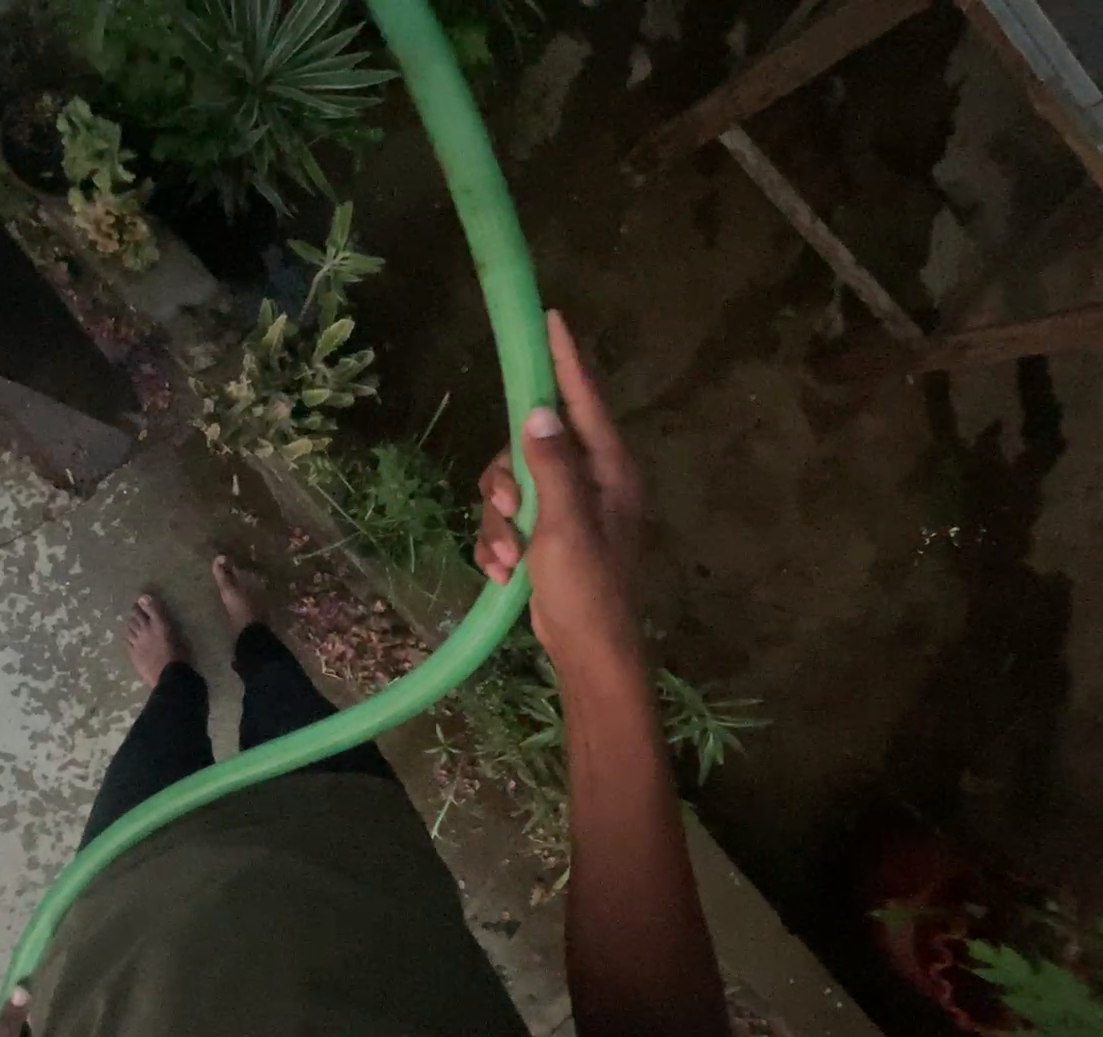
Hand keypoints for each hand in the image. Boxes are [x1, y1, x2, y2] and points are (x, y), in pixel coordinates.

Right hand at [475, 311, 641, 667]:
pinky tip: (502, 573)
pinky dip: (496, 545)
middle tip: (508, 514)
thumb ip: (551, 466)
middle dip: (504, 483)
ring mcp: (561, 509)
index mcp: (606, 470)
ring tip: (507, 560)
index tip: (550, 320)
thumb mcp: (566, 525)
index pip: (582, 401)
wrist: (585, 650)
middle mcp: (585, 481)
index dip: (564, 361)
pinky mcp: (541, 536)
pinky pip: (503, 521)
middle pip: (525, 447)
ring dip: (497, 525)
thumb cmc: (589, 588)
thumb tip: (535, 412)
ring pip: (507, 487)